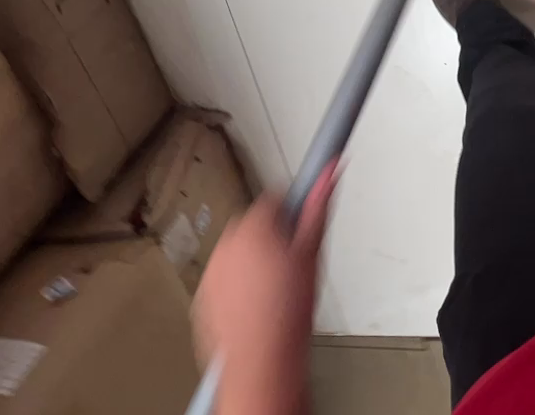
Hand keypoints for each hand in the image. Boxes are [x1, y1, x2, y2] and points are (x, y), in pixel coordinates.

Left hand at [193, 172, 334, 414]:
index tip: (301, 228)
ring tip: (277, 287)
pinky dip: (239, 284)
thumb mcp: (313, 251)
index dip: (293, 213)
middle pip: (255, 224)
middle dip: (274, 237)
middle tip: (293, 263)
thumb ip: (320, 204)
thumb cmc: (288, 313)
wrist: (263, 364)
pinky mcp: (204, 297)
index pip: (275, 198)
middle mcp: (226, 244)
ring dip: (255, 260)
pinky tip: (259, 303)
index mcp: (253, 227)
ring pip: (240, 251)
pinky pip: (226, 277)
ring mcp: (212, 271)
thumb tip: (330, 169)